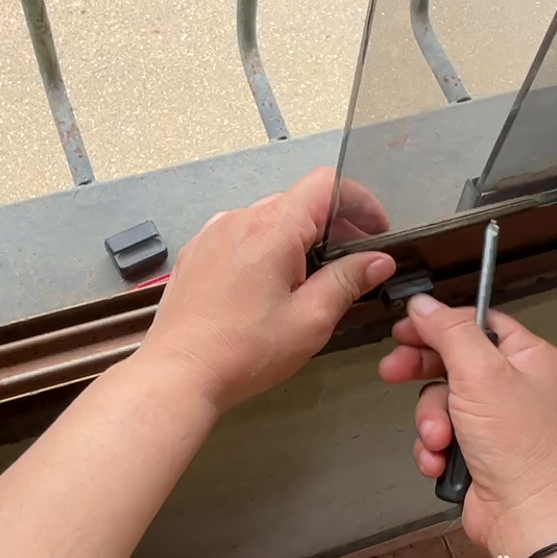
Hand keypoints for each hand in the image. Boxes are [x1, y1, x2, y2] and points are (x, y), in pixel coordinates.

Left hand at [139, 167, 395, 411]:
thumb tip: (376, 261)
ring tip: (307, 281)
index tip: (374, 229)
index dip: (358, 201)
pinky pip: (239, 237)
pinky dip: (263, 251)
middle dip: (331, 227)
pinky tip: (267, 288)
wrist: (179, 373)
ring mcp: (212, 234)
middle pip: (297, 202)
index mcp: (272, 228)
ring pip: (267, 220)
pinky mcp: (196, 254)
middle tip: (350, 263)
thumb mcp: (310, 319)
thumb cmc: (242, 351)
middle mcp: (238, 220)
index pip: (325, 184)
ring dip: (295, 240)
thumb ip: (347, 281)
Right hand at [377, 294, 556, 557]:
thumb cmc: (521, 449)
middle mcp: (515, 386)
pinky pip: (440, 434)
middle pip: (452, 360)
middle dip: (422, 374)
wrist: (527, 520)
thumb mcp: (481, 374)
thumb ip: (449, 331)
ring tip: (439, 440)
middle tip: (393, 371)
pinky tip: (440, 460)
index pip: (477, 321)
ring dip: (430, 421)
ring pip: (440, 401)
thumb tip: (423, 304)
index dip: (438, 324)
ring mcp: (496, 420)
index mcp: (529, 358)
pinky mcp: (478, 450)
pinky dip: (434, 448)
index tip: (404, 329)